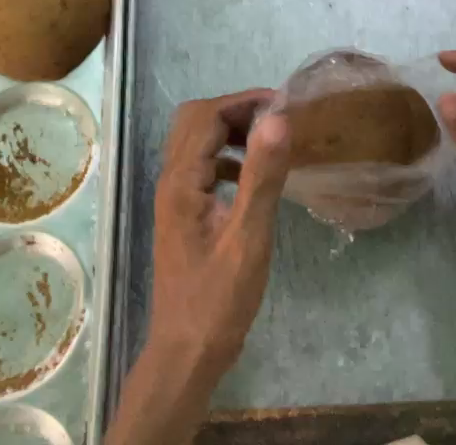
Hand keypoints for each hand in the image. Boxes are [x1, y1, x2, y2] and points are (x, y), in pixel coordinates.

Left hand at [146, 89, 291, 377]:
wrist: (187, 353)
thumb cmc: (219, 298)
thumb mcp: (248, 237)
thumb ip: (262, 175)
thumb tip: (278, 118)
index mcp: (181, 182)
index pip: (208, 116)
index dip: (244, 102)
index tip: (285, 106)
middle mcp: (171, 182)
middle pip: (195, 121)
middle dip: (235, 110)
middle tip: (276, 120)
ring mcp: (174, 199)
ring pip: (195, 142)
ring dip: (230, 131)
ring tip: (270, 143)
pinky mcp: (183, 215)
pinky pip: (201, 166)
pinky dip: (227, 157)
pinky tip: (252, 179)